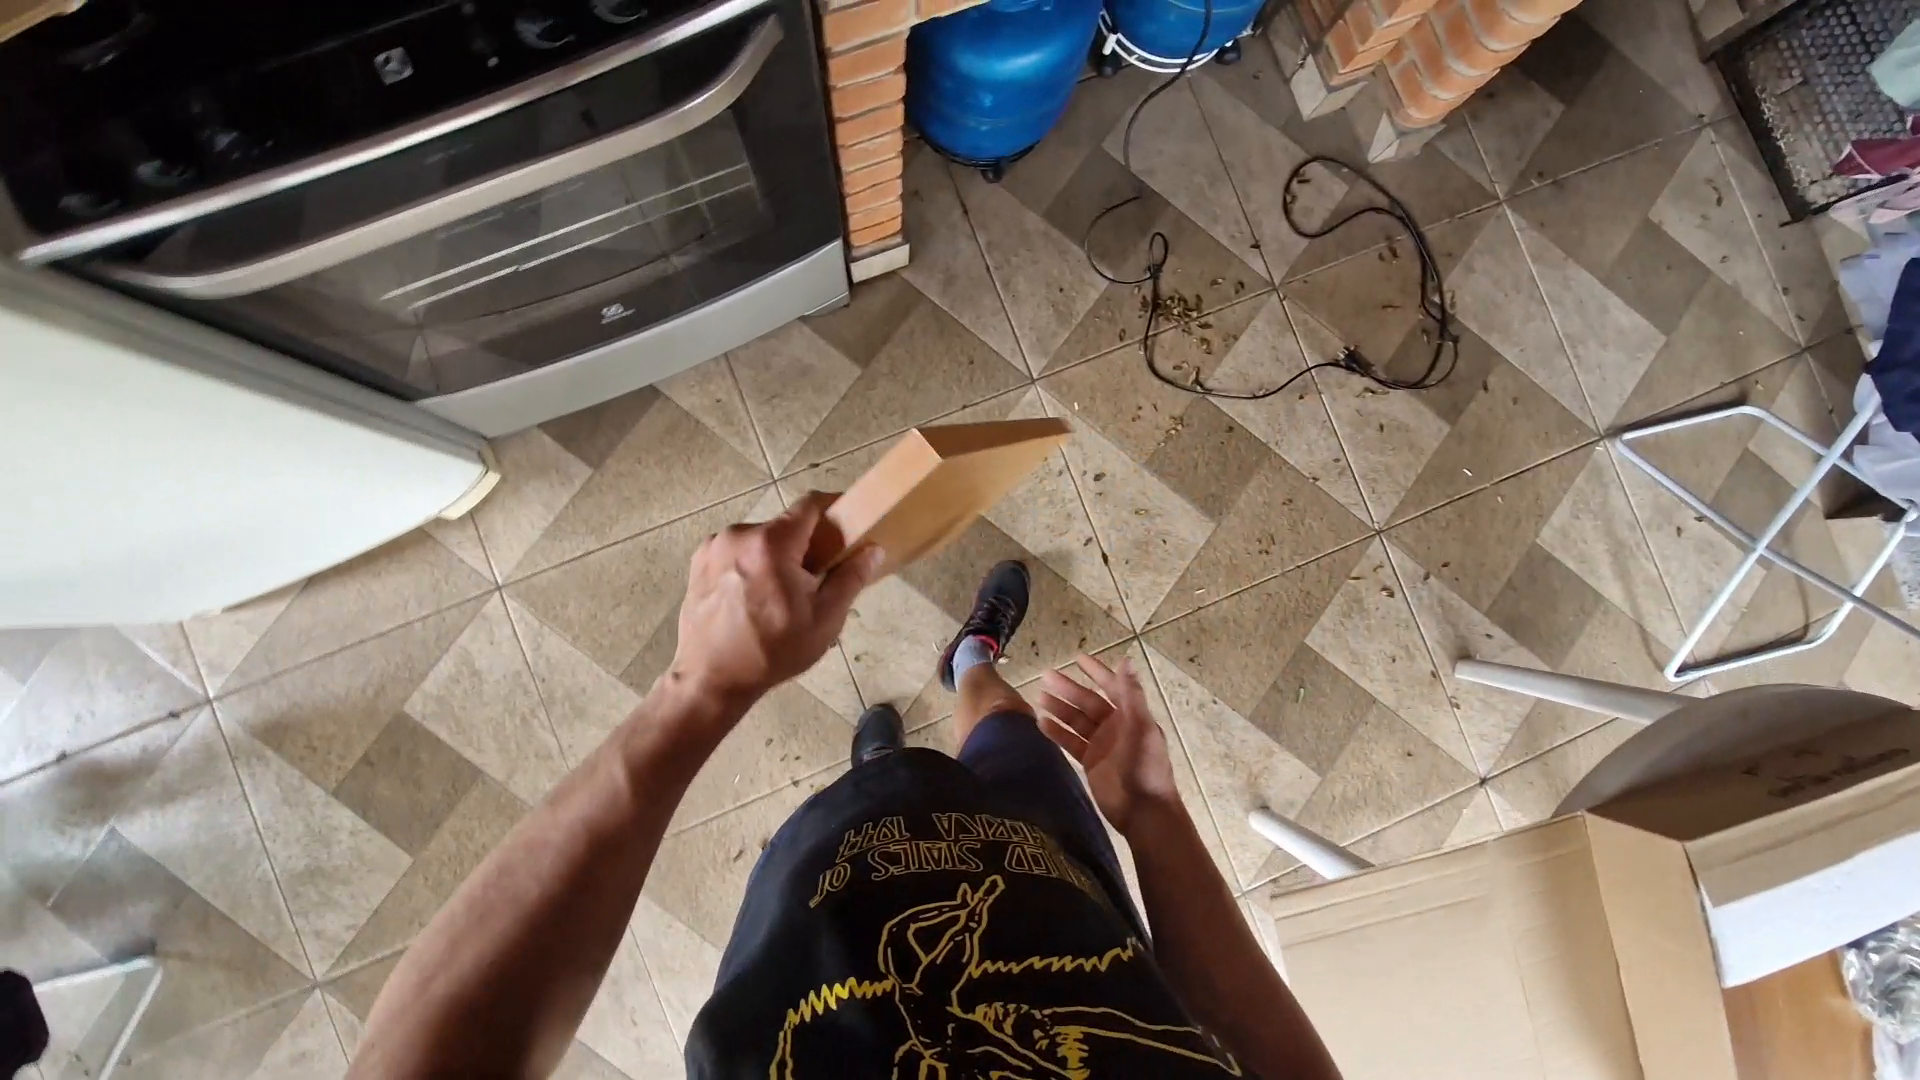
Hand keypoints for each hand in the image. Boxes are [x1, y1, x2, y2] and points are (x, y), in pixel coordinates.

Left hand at [670, 491, 882, 712]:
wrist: (710, 679)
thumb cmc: (773, 650)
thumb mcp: (824, 619)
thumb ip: (851, 578)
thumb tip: (873, 549)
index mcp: (771, 543)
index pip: (810, 504)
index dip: (833, 508)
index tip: (847, 523)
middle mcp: (739, 535)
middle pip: (784, 527)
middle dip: (804, 545)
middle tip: (815, 577)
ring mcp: (714, 547)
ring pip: (759, 540)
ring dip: (775, 556)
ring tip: (780, 594)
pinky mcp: (698, 562)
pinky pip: (736, 552)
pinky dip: (750, 565)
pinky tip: (752, 597)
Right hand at [1036, 654, 1182, 834]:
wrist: (1144, 811)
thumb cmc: (1146, 766)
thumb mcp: (1141, 727)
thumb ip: (1132, 695)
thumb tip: (1127, 660)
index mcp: (1131, 715)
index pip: (1111, 686)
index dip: (1095, 671)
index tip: (1077, 658)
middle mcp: (1115, 726)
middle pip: (1087, 702)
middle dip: (1068, 689)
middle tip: (1045, 676)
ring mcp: (1101, 744)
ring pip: (1076, 720)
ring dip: (1059, 708)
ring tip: (1039, 696)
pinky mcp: (1090, 762)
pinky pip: (1070, 742)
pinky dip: (1056, 732)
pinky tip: (1040, 722)